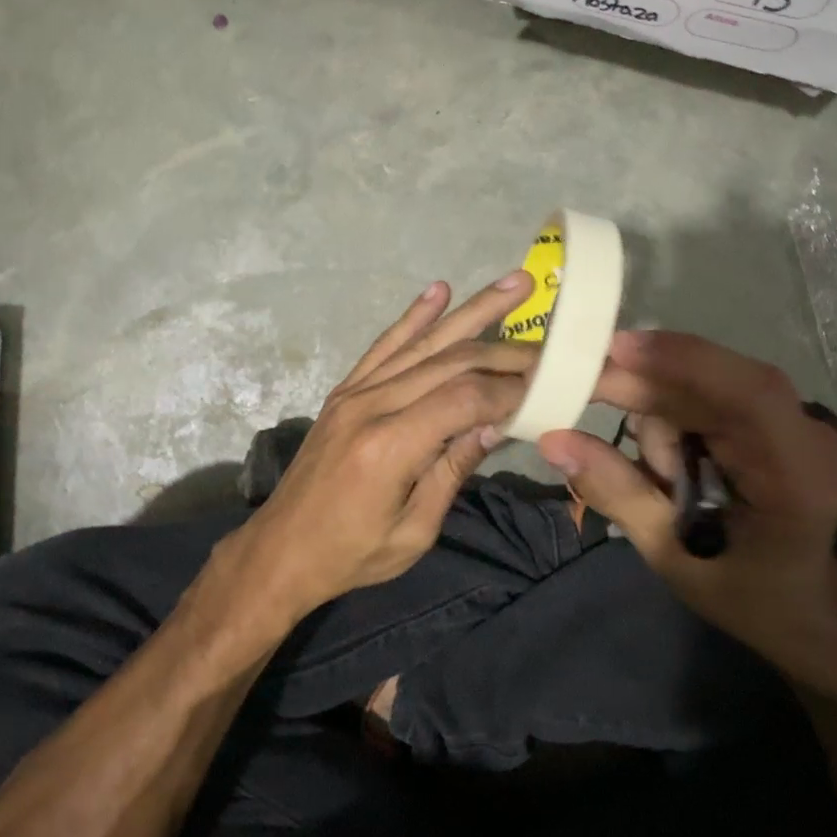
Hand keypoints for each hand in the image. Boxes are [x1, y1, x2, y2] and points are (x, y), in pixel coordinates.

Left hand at [222, 272, 538, 615]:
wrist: (281, 550)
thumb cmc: (351, 554)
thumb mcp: (414, 530)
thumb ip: (453, 470)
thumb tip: (499, 422)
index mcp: (390, 446)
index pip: (466, 398)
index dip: (513, 389)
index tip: (554, 384)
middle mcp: (371, 405)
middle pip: (451, 361)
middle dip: (508, 350)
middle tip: (555, 339)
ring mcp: (354, 393)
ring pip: (423, 343)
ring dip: (472, 310)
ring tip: (516, 282)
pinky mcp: (344, 392)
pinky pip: (384, 345)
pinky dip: (414, 317)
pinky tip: (439, 291)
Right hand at [536, 330, 836, 683]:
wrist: (800, 607)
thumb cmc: (746, 593)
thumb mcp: (672, 554)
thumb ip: (618, 492)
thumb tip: (553, 440)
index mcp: (796, 476)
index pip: (751, 396)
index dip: (686, 363)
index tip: (617, 350)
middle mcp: (800, 435)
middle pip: (713, 383)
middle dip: (641, 383)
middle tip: (573, 389)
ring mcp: (785, 423)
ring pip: (700, 388)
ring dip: (654, 418)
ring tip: (656, 483)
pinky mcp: (764, 422)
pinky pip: (702, 400)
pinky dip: (666, 423)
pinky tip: (665, 469)